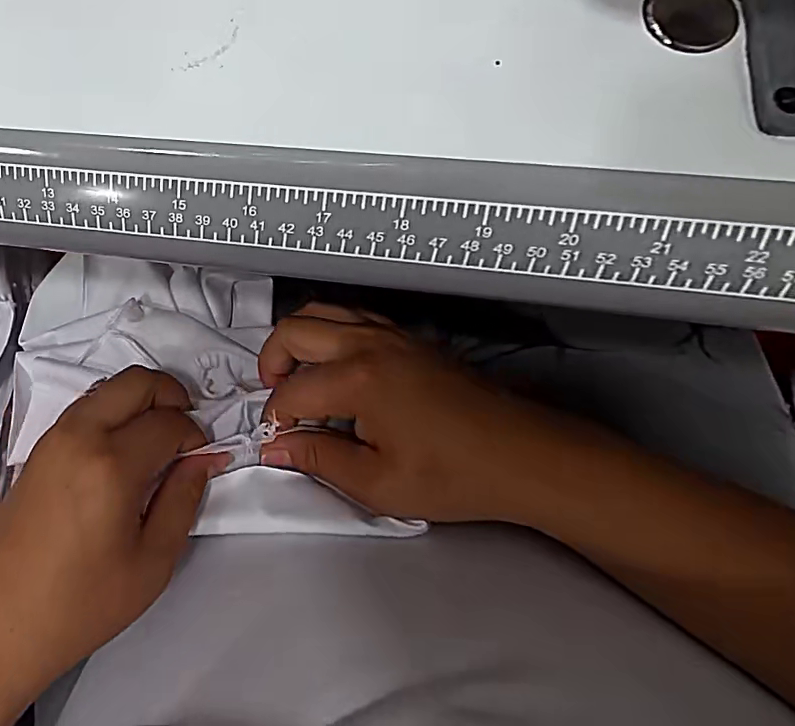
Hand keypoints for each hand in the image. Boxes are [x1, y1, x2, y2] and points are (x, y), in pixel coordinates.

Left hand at [0, 366, 225, 725]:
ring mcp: (56, 434)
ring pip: (110, 386)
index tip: (205, 455)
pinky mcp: (41, 444)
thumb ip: (183, 500)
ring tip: (160, 438)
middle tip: (187, 430)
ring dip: (142, 398)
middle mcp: (81, 434)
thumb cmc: (79, 604)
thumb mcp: (150, 563)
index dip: (194, 434)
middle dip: (171, 395)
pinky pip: (88, 404)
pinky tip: (126, 446)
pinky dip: (115, 408)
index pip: (167, 422)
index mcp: (111, 464)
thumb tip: (205, 458)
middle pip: (137, 382)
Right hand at [258, 304, 625, 524]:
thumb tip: (280, 447)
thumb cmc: (461, 472)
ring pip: (319, 311)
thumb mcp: (379, 483)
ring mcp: (388, 335)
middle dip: (271, 363)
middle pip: (293, 332)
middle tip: (275, 396)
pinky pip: (350, 314)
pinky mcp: (405, 336)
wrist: (523, 455)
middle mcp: (368, 345)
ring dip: (296, 339)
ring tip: (295, 373)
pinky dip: (327, 329)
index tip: (277, 438)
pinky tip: (334, 361)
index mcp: (358, 380)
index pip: (291, 392)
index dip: (275, 418)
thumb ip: (319, 459)